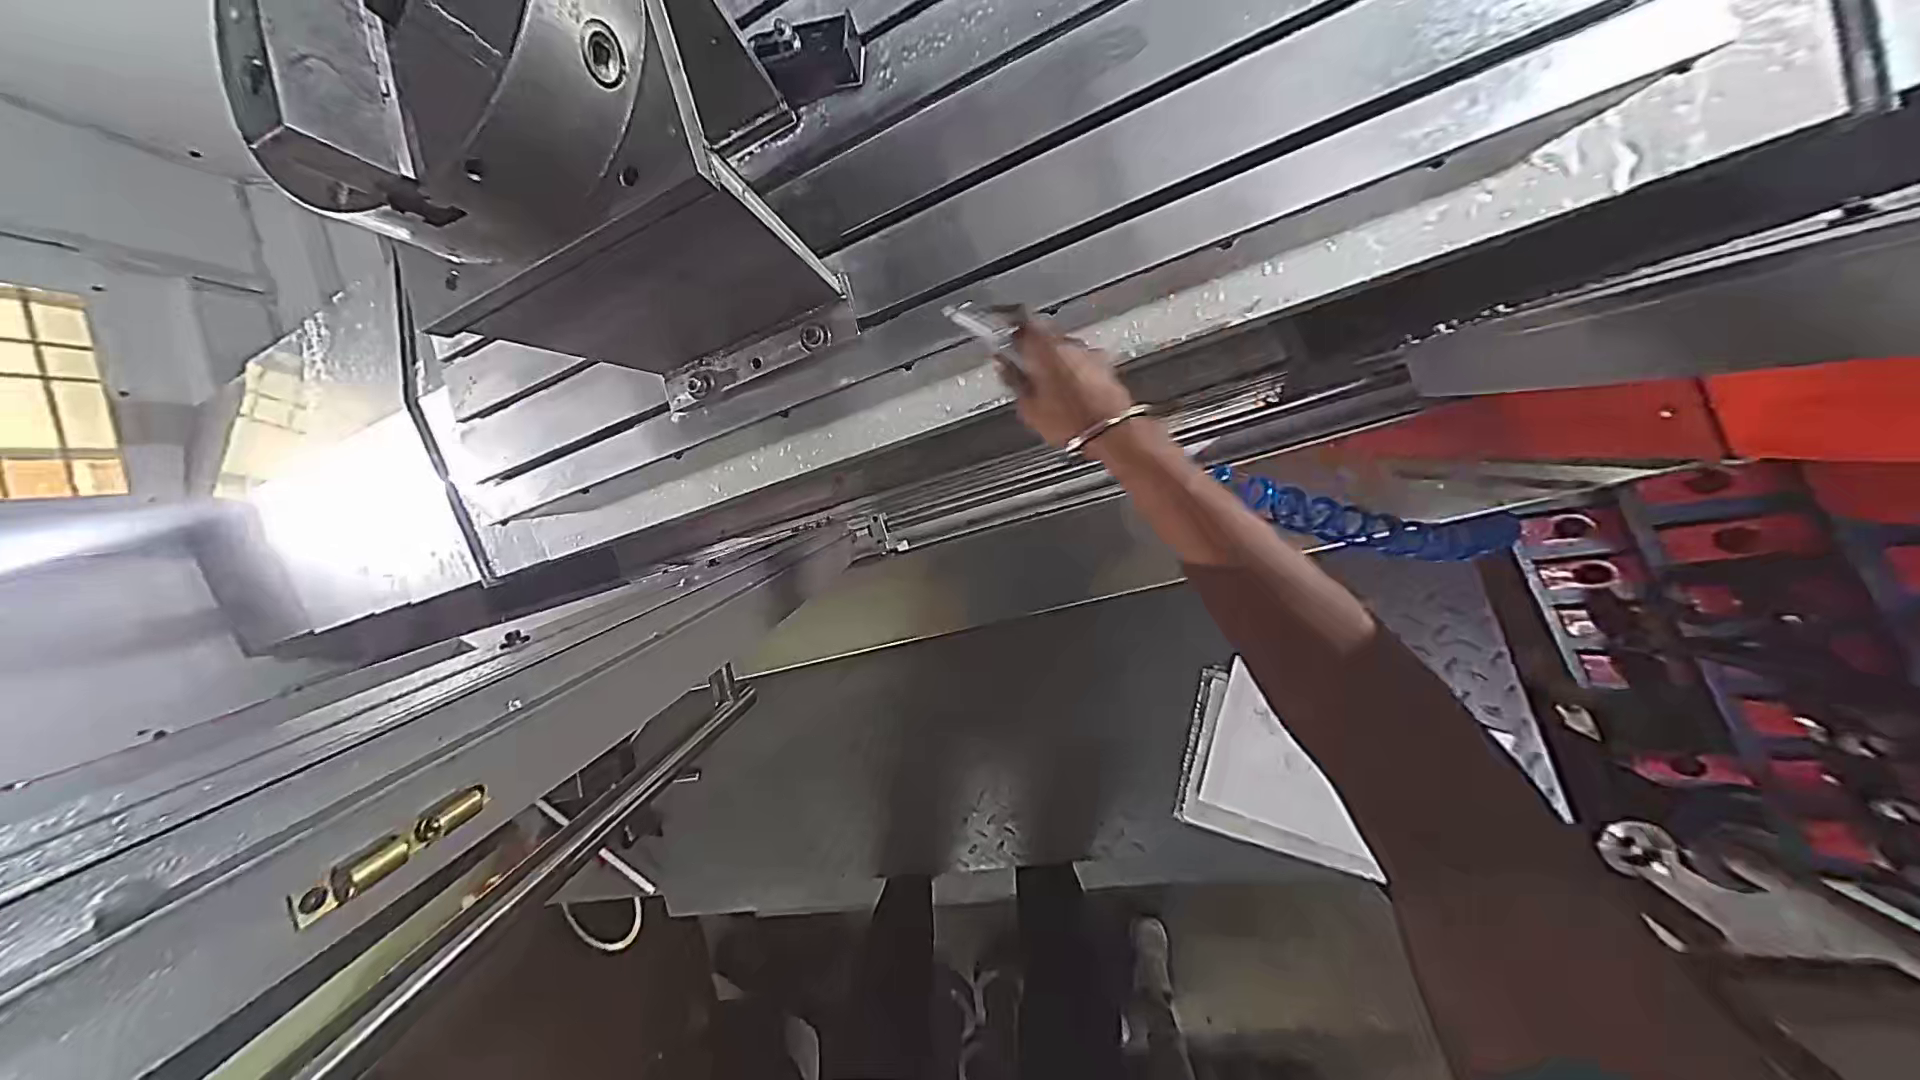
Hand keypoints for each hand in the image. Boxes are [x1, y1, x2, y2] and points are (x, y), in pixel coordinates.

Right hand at [999, 316, 1137, 448]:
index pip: (1024, 325)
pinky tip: (1069, 393)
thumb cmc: (1071, 420)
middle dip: (1035, 350)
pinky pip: (1082, 363)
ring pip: (1065, 350)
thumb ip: (1014, 381)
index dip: (1014, 331)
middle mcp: (1069, 344)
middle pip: (1046, 336)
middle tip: (1025, 369)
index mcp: (1044, 348)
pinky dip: (1074, 372)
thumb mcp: (1028, 407)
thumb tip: (1004, 368)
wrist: (1109, 432)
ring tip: (1048, 387)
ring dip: (1056, 362)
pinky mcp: (1105, 366)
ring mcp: (1089, 353)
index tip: (1008, 340)